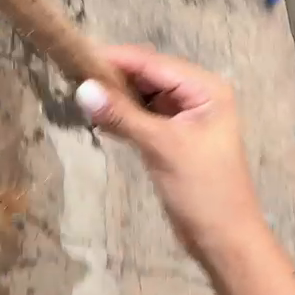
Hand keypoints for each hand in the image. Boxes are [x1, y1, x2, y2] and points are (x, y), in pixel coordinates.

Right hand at [76, 46, 264, 265]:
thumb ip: (123, 116)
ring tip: (79, 97)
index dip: (116, 59)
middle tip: (72, 78)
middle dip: (113, 78)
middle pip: (147, 76)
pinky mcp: (171, 139)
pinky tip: (98, 121)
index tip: (76, 56)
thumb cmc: (203, 190)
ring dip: (115, 98)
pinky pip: (141, 118)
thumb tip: (82, 89)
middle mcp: (196, 96)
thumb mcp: (162, 148)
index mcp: (205, 89)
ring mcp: (183, 118)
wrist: (223, 239)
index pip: (152, 64)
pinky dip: (121, 118)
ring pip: (142, 97)